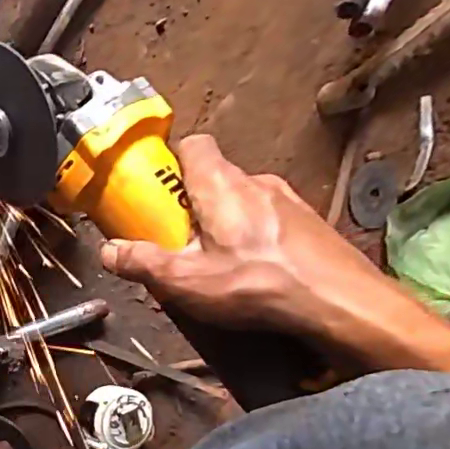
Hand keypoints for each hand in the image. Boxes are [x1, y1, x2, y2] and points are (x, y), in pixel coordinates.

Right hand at [100, 135, 449, 375]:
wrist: (339, 302)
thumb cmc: (262, 285)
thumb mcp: (186, 280)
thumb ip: (142, 263)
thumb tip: (110, 252)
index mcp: (221, 185)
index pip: (192, 146)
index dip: (169, 163)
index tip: (153, 193)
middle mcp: (256, 182)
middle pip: (212, 179)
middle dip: (189, 207)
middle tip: (176, 245)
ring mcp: (286, 201)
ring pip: (240, 202)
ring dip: (220, 225)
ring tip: (212, 266)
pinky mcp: (306, 223)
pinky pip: (265, 221)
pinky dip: (249, 238)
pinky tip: (248, 274)